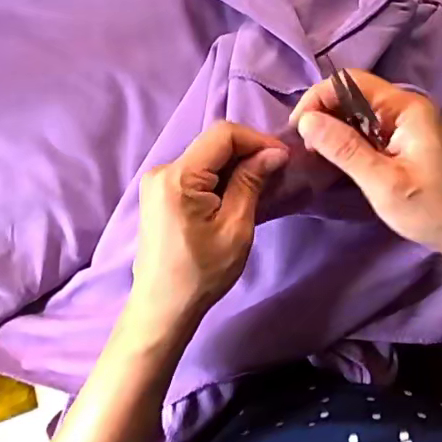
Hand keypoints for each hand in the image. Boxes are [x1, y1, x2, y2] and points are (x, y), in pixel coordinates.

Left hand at [130, 121, 288, 327]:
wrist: (163, 306)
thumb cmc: (201, 273)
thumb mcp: (235, 227)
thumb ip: (251, 182)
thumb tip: (275, 152)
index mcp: (178, 177)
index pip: (222, 135)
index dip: (257, 139)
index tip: (283, 158)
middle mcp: (162, 170)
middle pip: (212, 144)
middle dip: (248, 151)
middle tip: (277, 171)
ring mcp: (158, 181)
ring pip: (205, 157)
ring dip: (235, 164)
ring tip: (262, 183)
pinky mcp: (160, 193)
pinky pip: (195, 172)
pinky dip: (219, 176)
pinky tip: (238, 192)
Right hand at [290, 68, 441, 249]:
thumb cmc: (434, 211)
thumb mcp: (383, 183)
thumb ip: (344, 149)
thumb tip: (306, 120)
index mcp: (406, 109)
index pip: (350, 81)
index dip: (318, 97)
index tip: (298, 128)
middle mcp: (406, 107)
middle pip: (352, 92)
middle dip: (322, 112)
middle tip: (305, 145)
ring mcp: (406, 123)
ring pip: (357, 110)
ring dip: (333, 126)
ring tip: (315, 153)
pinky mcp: (404, 140)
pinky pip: (367, 127)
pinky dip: (346, 137)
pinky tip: (336, 157)